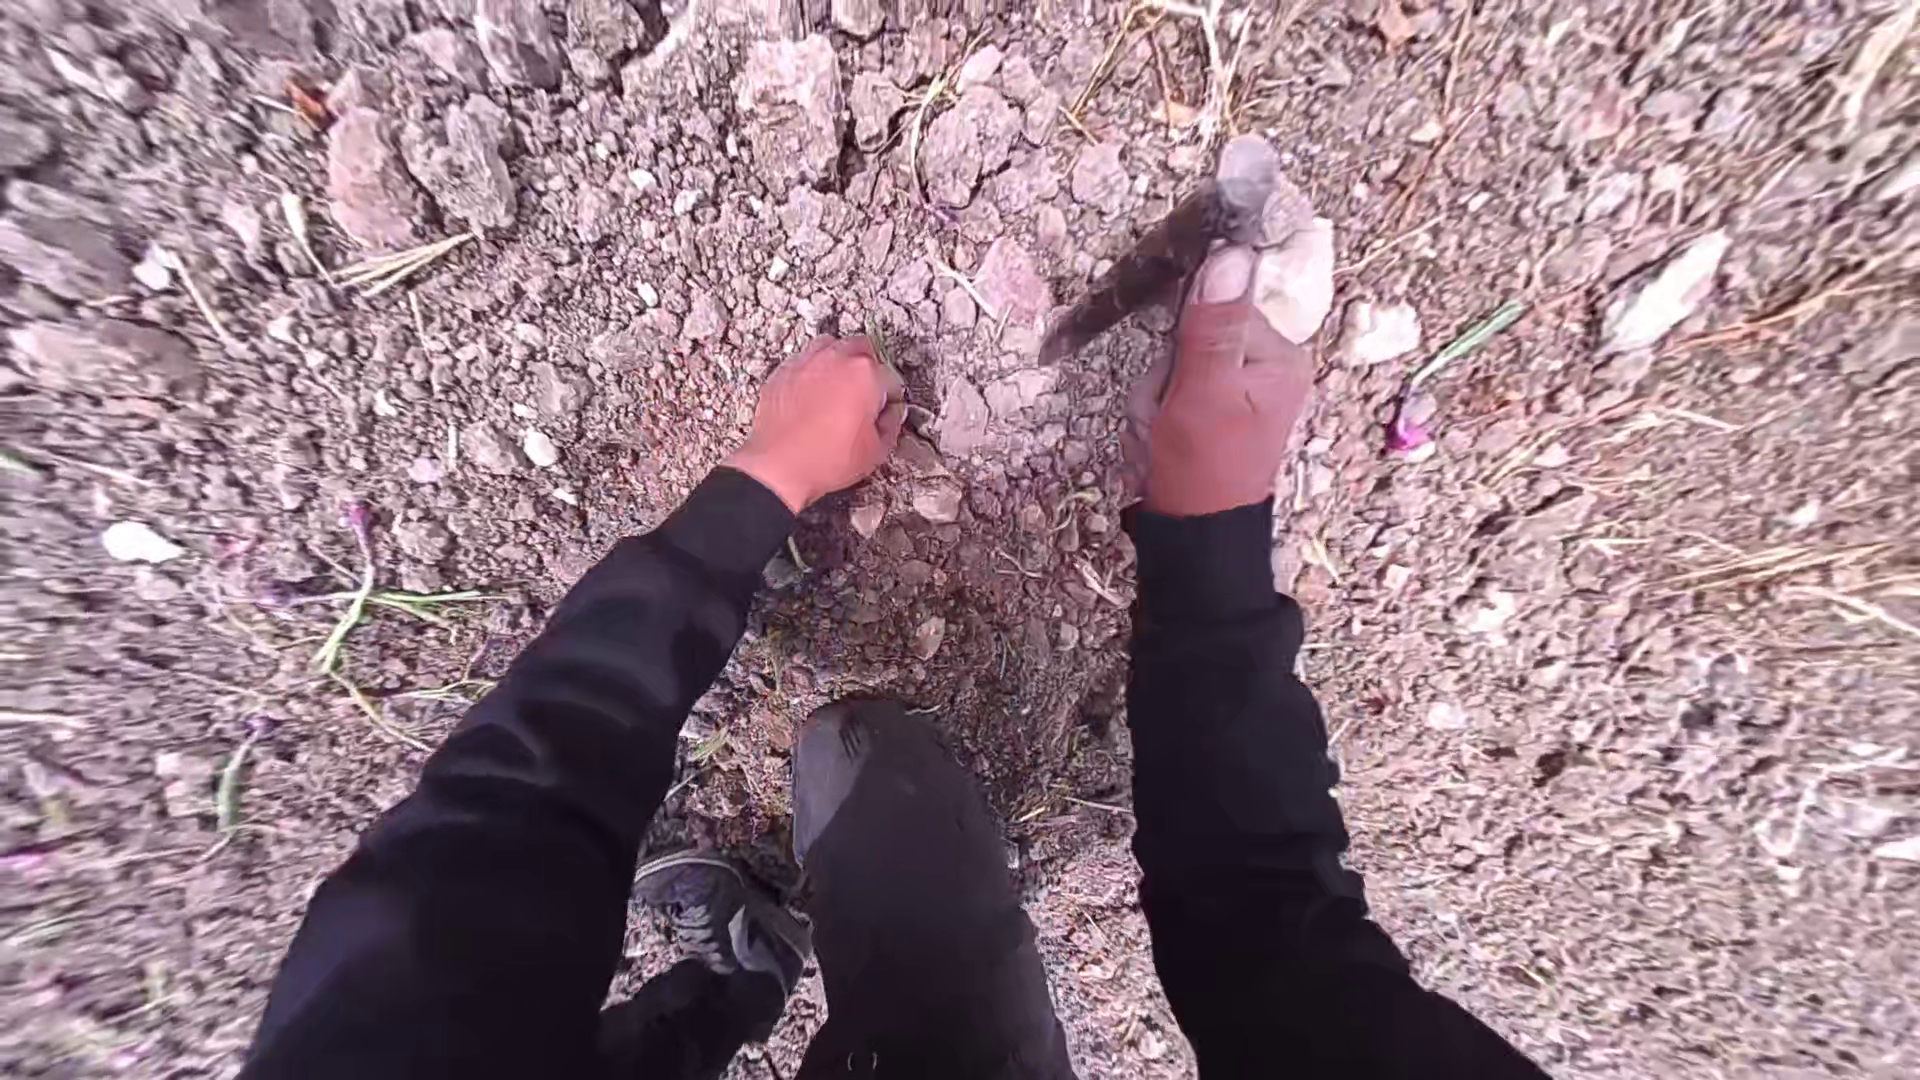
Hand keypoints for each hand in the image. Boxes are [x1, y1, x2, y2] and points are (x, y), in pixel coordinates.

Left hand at [727, 336, 904, 512]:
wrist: (781, 468)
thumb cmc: (825, 459)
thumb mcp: (876, 451)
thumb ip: (890, 425)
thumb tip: (891, 415)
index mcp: (865, 375)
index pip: (891, 377)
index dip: (892, 397)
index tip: (886, 410)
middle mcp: (835, 360)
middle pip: (861, 347)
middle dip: (868, 368)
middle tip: (866, 393)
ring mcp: (806, 363)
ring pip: (829, 346)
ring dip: (839, 361)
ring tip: (840, 387)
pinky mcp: (782, 373)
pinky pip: (803, 362)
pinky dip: (812, 372)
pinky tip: (814, 395)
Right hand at [1124, 245, 1313, 517]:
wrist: (1190, 531)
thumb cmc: (1202, 466)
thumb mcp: (1205, 390)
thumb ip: (1212, 326)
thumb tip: (1229, 255)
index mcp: (1278, 359)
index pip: (1219, 312)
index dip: (1185, 341)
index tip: (1177, 377)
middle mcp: (1260, 372)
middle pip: (1189, 342)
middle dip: (1164, 381)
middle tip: (1167, 417)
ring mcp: (1231, 396)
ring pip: (1169, 372)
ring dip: (1152, 405)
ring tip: (1161, 437)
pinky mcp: (1206, 417)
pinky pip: (1165, 398)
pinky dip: (1153, 421)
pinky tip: (1159, 445)